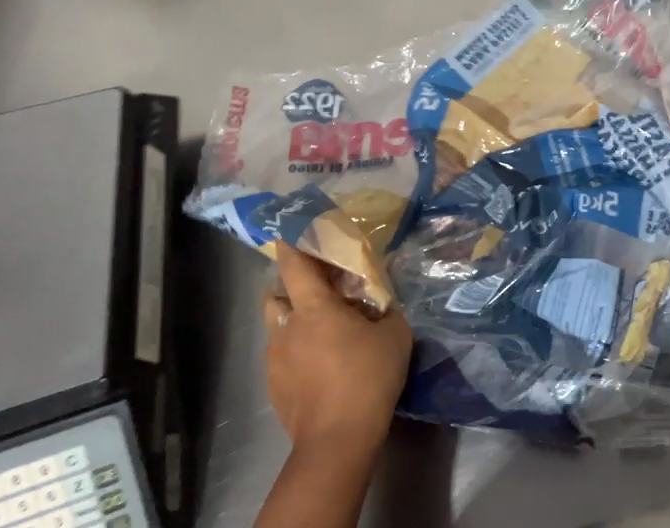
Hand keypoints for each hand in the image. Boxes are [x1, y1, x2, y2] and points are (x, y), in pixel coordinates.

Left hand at [262, 243, 413, 455]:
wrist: (338, 437)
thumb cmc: (369, 376)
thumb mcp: (395, 333)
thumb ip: (384, 310)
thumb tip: (378, 302)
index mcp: (314, 309)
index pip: (294, 267)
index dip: (292, 246)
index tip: (291, 231)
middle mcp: (286, 329)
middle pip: (276, 296)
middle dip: (291, 287)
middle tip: (320, 288)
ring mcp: (275, 360)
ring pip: (278, 328)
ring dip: (295, 321)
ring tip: (324, 330)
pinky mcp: (274, 386)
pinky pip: (283, 356)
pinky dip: (298, 350)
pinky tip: (323, 363)